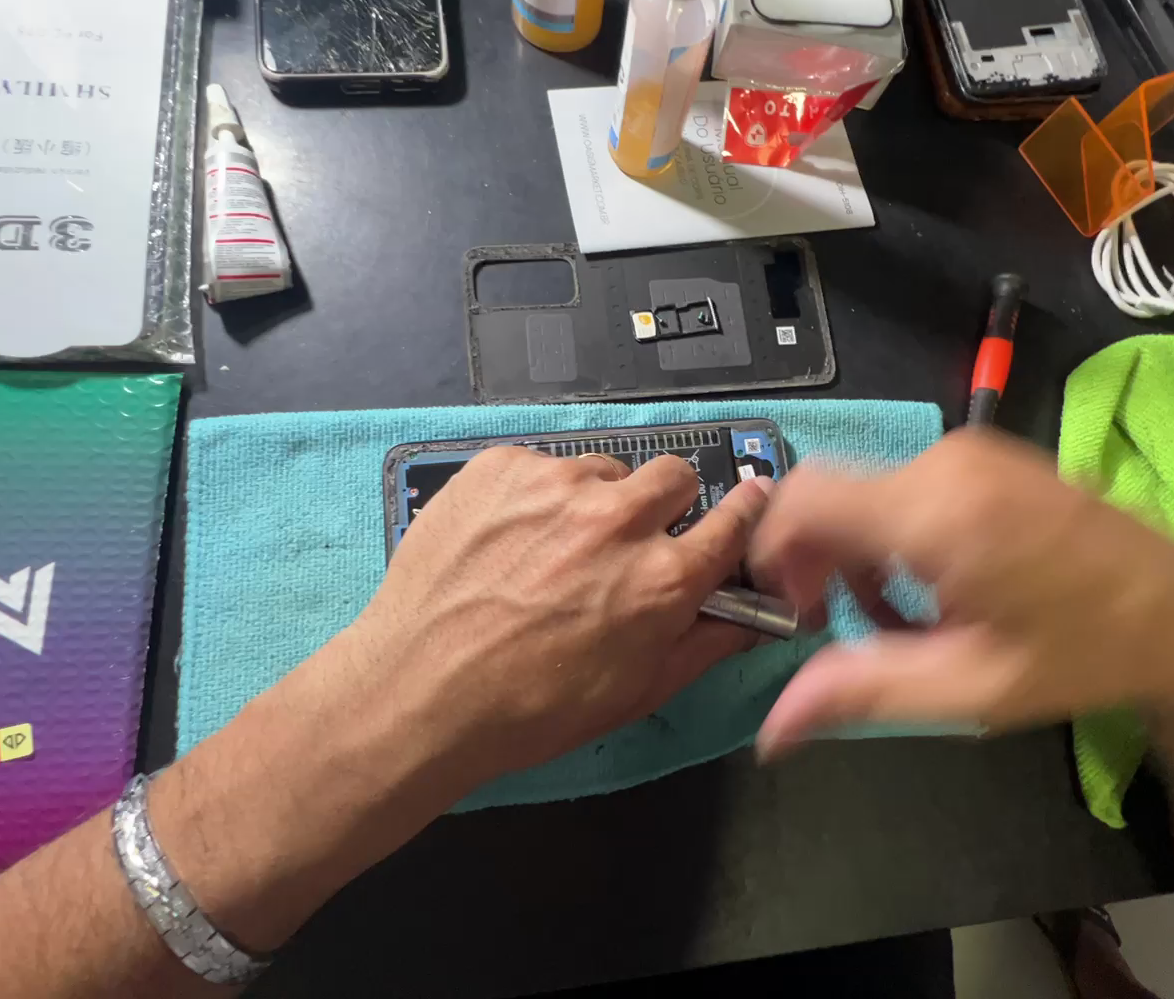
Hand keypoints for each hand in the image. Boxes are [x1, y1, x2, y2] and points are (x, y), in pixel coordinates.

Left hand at [338, 446, 770, 781]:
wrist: (419, 691)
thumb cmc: (532, 707)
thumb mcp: (636, 691)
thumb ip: (708, 644)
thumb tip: (754, 615)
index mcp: (662, 577)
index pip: (734, 520)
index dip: (745, 511)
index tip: (748, 501)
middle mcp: (618, 519)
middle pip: (674, 476)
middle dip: (663, 506)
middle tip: (627, 542)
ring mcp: (556, 483)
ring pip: (606, 470)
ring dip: (597, 500)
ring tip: (554, 546)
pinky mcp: (503, 466)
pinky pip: (545, 464)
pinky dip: (539, 494)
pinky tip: (510, 537)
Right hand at [747, 430, 1173, 760]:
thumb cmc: (1083, 656)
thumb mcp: (969, 690)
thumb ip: (861, 693)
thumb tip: (772, 728)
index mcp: (936, 513)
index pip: (803, 500)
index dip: (773, 551)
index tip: (790, 609)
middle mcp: (943, 464)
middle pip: (824, 494)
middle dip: (810, 558)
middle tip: (833, 620)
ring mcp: (966, 452)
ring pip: (858, 492)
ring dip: (852, 552)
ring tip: (894, 615)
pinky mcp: (982, 457)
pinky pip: (896, 485)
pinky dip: (885, 532)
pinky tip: (925, 581)